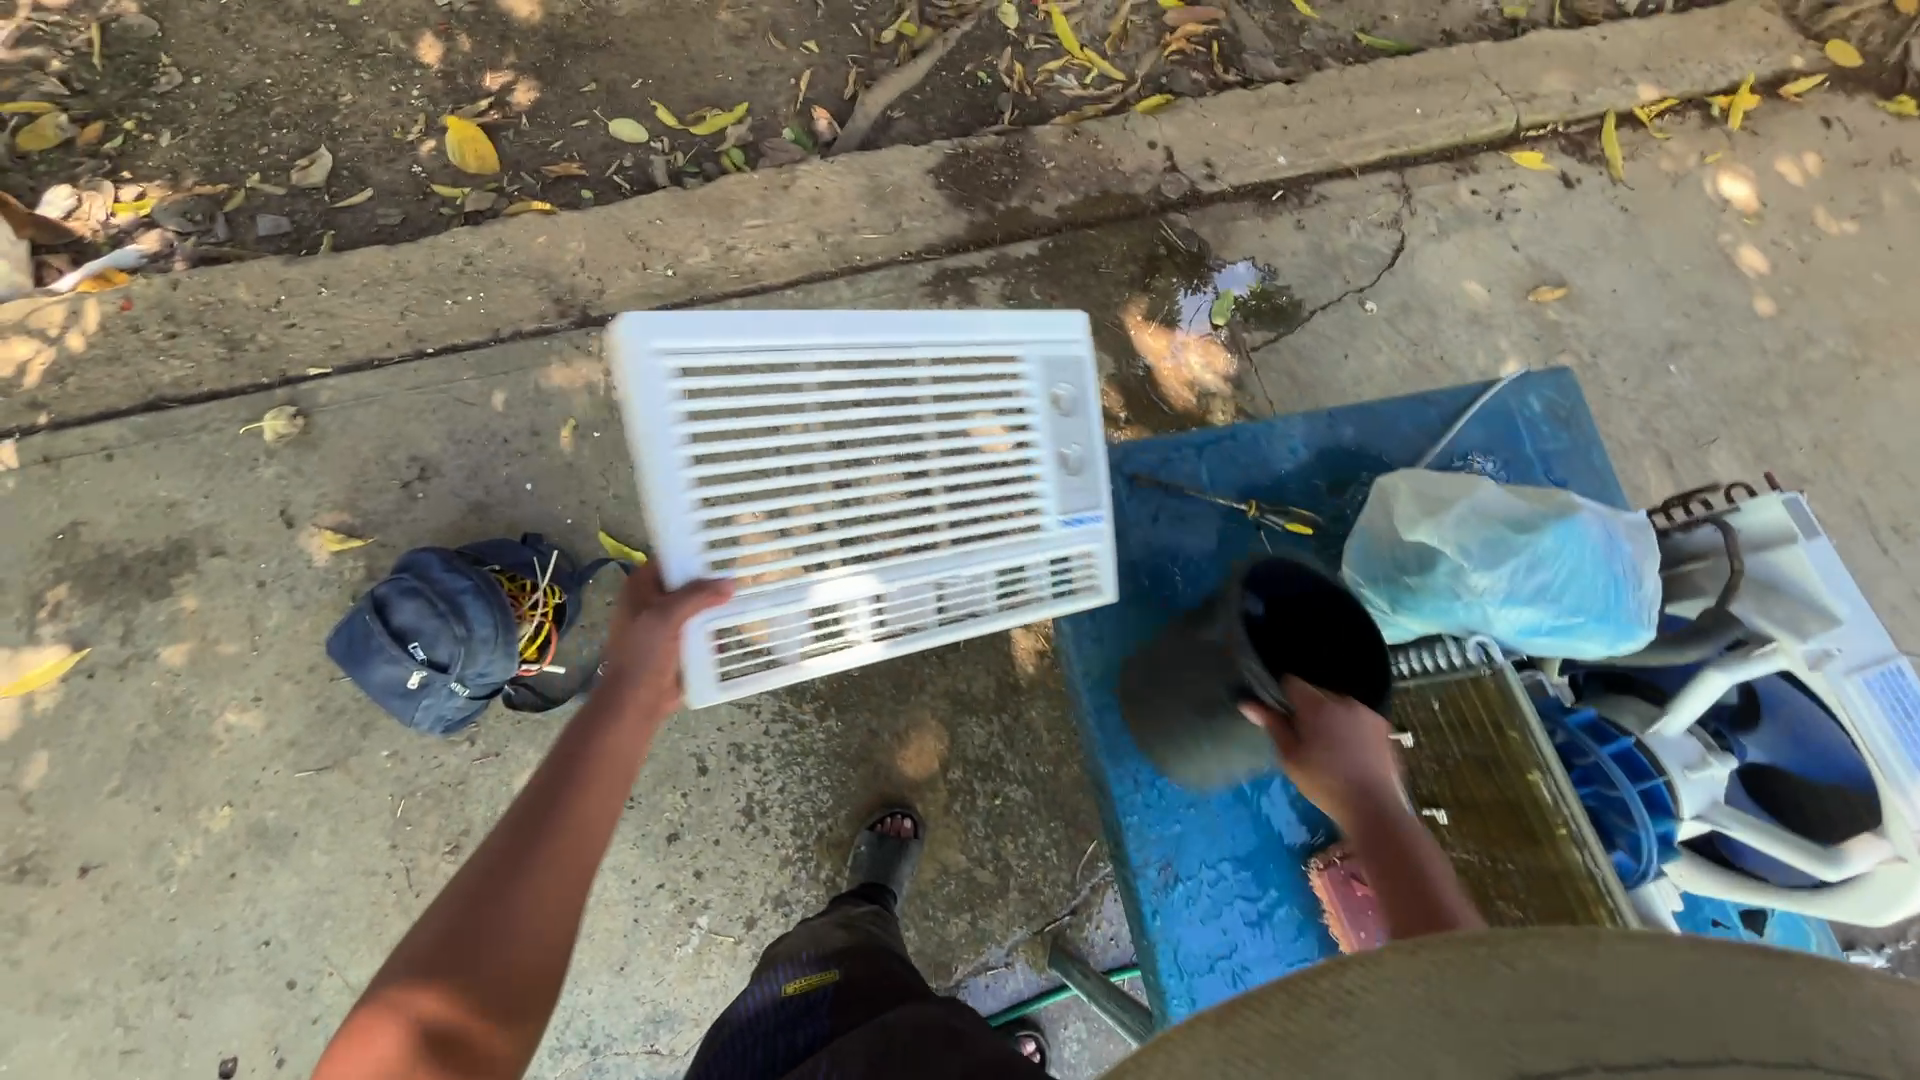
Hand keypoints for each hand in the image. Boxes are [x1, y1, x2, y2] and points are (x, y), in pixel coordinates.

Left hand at [598, 564, 731, 723]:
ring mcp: (665, 625)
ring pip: (695, 608)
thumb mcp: (667, 617)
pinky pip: (700, 630)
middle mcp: (652, 602)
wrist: (637, 700)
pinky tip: (731, 628)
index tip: (721, 556)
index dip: (692, 557)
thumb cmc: (643, 653)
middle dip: (709, 585)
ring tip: (741, 601)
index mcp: (640, 588)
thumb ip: (698, 596)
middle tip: (738, 580)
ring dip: (714, 608)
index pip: (669, 561)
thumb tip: (729, 584)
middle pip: (686, 584)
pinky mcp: (677, 645)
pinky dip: (713, 630)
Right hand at [1240, 675, 1403, 829]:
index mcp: (1317, 706)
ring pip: (1337, 705)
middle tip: (1303, 737)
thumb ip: (1271, 724)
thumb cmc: (1323, 782)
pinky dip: (1349, 726)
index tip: (1280, 716)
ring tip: (1328, 746)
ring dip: (1329, 717)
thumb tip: (1246, 703)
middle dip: (1306, 708)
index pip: (1291, 682)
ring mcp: (1367, 713)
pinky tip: (1349, 752)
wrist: (1373, 807)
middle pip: (1315, 693)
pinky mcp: (1383, 727)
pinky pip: (1357, 717)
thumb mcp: (1289, 756)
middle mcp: (1343, 701)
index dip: (1281, 695)